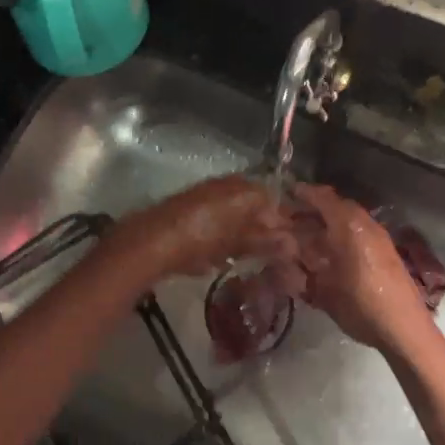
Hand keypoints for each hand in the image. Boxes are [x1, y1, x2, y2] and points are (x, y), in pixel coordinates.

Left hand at [111, 176, 295, 279]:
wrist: (151, 241)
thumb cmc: (202, 240)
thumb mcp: (236, 243)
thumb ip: (265, 241)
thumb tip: (292, 244)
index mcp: (243, 189)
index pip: (272, 199)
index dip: (279, 222)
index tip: (284, 245)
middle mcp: (226, 185)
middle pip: (252, 205)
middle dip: (258, 228)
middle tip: (263, 254)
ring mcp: (205, 194)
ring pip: (231, 212)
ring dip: (237, 234)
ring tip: (238, 259)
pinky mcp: (187, 207)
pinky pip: (212, 220)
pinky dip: (217, 237)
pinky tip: (212, 259)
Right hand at [290, 184, 431, 350]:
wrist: (404, 326)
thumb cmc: (360, 305)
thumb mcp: (324, 291)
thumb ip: (303, 270)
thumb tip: (286, 255)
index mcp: (348, 225)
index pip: (323, 197)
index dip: (304, 193)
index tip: (288, 192)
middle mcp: (364, 223)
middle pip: (337, 205)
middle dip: (315, 208)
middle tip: (293, 217)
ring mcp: (379, 235)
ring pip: (349, 218)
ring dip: (329, 221)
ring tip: (309, 235)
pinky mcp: (386, 249)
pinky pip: (359, 230)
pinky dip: (342, 233)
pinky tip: (332, 252)